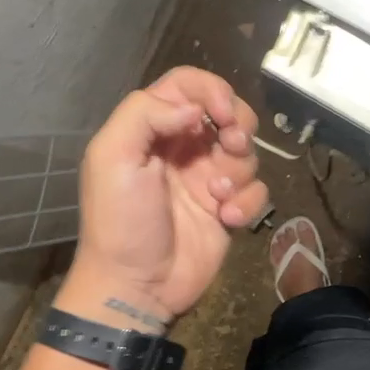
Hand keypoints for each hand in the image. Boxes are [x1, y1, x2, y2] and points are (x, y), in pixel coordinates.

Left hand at [56, 67, 268, 326]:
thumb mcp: (113, 157)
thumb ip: (145, 114)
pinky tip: (228, 220)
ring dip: (240, 170)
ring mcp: (208, 181)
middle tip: (231, 147)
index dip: (212, 90)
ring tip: (219, 196)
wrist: (138, 285)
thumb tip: (194, 111)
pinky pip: (256, 191)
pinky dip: (248, 202)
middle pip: (228, 113)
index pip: (188, 85)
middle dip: (238, 126)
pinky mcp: (228, 211)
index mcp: (151, 128)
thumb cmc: (121, 221)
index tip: (221, 115)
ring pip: (246, 153)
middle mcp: (183, 149)